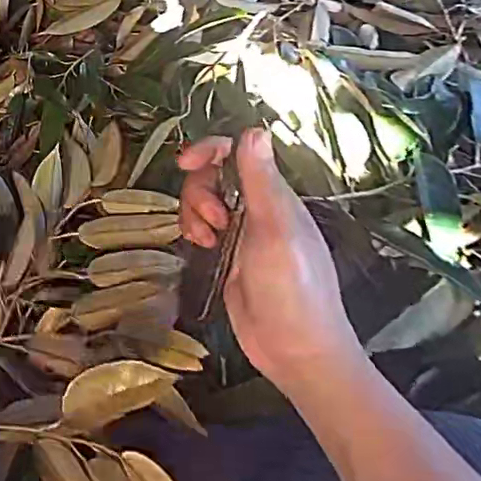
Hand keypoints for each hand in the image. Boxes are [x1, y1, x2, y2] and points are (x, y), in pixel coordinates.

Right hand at [178, 128, 363, 392]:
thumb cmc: (292, 288)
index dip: (209, 149)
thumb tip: (254, 128)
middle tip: (213, 220)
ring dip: (193, 210)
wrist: (295, 352)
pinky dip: (193, 228)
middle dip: (200, 189)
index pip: (237, 152)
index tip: (185, 163)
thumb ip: (260, 180)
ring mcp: (242, 230)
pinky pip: (199, 223)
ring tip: (206, 238)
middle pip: (213, 173)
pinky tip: (201, 246)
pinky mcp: (227, 251)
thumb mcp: (274, 229)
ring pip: (202, 197)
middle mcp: (258, 206)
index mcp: (276, 196)